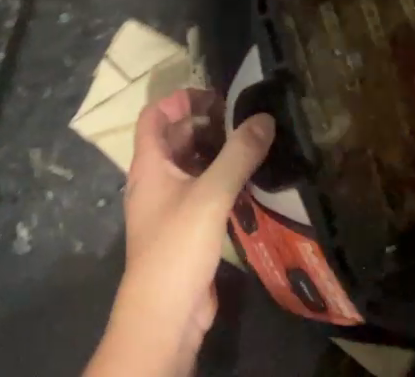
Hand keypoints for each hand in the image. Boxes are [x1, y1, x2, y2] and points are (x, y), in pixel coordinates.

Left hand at [90, 89, 273, 376]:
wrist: (164, 316)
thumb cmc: (177, 246)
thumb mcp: (212, 193)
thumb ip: (239, 153)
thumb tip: (264, 117)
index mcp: (149, 165)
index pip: (154, 115)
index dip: (181, 99)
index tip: (218, 97)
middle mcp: (154, 182)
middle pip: (174, 138)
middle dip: (205, 123)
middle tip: (243, 120)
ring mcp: (168, 207)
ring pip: (190, 165)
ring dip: (216, 152)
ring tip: (252, 145)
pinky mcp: (184, 229)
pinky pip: (201, 191)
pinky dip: (220, 179)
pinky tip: (249, 181)